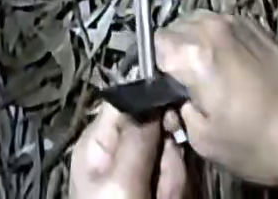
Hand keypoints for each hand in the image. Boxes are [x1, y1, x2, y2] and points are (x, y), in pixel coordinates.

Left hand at [71, 103, 191, 198]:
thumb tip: (152, 90)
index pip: (129, 99)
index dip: (153, 101)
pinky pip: (178, 183)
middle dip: (167, 157)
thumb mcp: (118, 183)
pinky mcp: (158, 195)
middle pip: (158, 129)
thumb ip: (137, 136)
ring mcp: (139, 177)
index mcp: (99, 142)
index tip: (173, 112)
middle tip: (160, 186)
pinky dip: (178, 195)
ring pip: (173, 159)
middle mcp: (118, 153)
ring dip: (174, 182)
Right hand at [154, 12, 277, 190]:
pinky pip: (221, 24)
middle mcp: (212, 27)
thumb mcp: (203, 139)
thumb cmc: (257, 141)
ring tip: (211, 74)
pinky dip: (218, 40)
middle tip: (190, 85)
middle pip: (176, 28)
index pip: (156, 43)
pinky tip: (232, 67)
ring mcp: (235, 22)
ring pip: (198, 21)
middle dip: (176, 53)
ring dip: (196, 42)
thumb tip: (175, 98)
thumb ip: (178, 109)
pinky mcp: (254, 25)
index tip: (171, 88)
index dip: (160, 68)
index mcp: (195, 52)